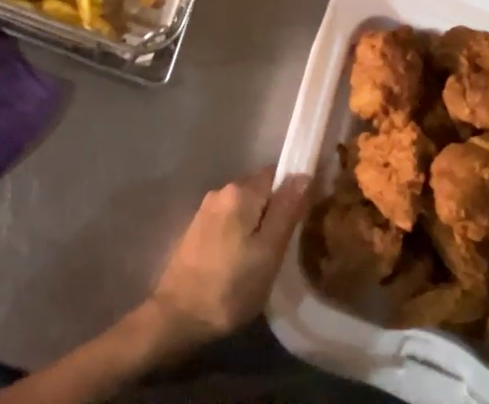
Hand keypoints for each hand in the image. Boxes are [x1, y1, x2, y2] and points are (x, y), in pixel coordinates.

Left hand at [143, 168, 311, 346]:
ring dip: (260, 221)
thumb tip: (303, 174)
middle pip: (260, 188)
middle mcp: (220, 191)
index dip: (296, 188)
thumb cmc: (231, 285)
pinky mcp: (197, 229)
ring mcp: (206, 210)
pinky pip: (231, 219)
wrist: (179, 314)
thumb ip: (286, 210)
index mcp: (240, 191)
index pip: (276, 173)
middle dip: (278, 207)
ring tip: (272, 251)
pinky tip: (247, 256)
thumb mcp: (269, 251)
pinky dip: (244, 231)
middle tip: (293, 239)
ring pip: (245, 206)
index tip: (309, 212)